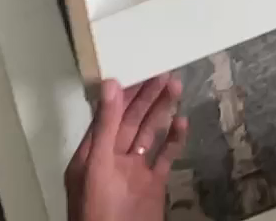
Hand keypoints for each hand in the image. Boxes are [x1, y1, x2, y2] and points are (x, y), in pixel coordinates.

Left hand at [67, 74, 189, 220]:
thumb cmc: (99, 212)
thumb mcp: (98, 166)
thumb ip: (106, 125)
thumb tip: (111, 83)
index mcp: (93, 155)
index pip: (109, 114)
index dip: (125, 92)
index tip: (140, 67)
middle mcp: (113, 159)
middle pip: (131, 120)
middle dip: (147, 96)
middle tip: (165, 71)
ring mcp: (134, 172)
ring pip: (149, 134)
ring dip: (162, 110)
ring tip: (176, 86)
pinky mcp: (153, 185)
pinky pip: (165, 156)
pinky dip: (174, 139)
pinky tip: (183, 122)